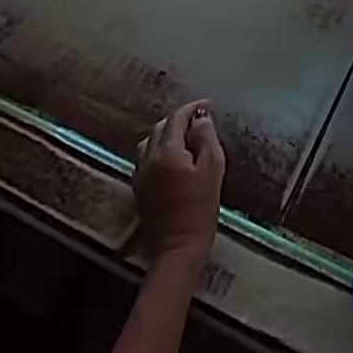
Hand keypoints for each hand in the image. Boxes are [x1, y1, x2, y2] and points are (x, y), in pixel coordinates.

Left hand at [133, 100, 224, 267]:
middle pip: (160, 128)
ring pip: (150, 141)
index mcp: (167, 153)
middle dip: (179, 119)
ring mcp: (140, 174)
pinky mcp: (138, 187)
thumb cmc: (202, 207)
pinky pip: (145, 157)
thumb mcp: (213, 168)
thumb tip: (201, 119)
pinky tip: (173, 156)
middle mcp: (148, 160)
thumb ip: (206, 139)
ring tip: (186, 137)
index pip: (176, 119)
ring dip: (167, 133)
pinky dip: (159, 148)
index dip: (192, 108)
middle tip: (199, 120)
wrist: (178, 246)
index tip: (207, 105)